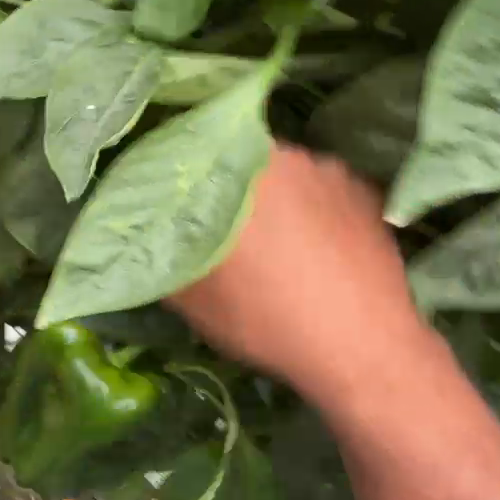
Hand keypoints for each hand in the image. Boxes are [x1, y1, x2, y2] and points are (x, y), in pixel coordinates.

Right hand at [168, 145, 438, 400]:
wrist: (364, 351)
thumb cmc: (262, 316)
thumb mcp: (185, 294)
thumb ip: (155, 251)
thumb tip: (133, 233)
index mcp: (236, 168)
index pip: (185, 148)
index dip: (168, 173)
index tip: (157, 199)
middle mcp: (288, 154)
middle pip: (232, 157)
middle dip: (215, 185)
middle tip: (202, 223)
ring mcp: (333, 171)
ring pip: (276, 174)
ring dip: (261, 198)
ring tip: (254, 241)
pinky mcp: (366, 194)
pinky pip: (315, 191)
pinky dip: (300, 211)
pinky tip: (298, 250)